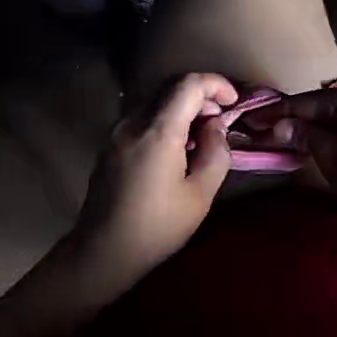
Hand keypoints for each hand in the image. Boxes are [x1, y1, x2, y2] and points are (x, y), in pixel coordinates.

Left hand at [70, 72, 238, 272]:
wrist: (103, 252)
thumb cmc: (157, 228)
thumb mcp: (200, 195)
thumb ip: (215, 153)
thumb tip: (216, 126)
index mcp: (158, 132)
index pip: (188, 84)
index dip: (216, 84)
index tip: (234, 102)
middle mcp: (133, 122)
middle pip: (169, 86)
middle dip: (200, 94)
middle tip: (220, 118)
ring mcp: (116, 132)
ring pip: (154, 100)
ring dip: (182, 106)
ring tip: (201, 134)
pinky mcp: (109, 144)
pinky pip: (142, 117)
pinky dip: (165, 119)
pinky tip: (176, 147)